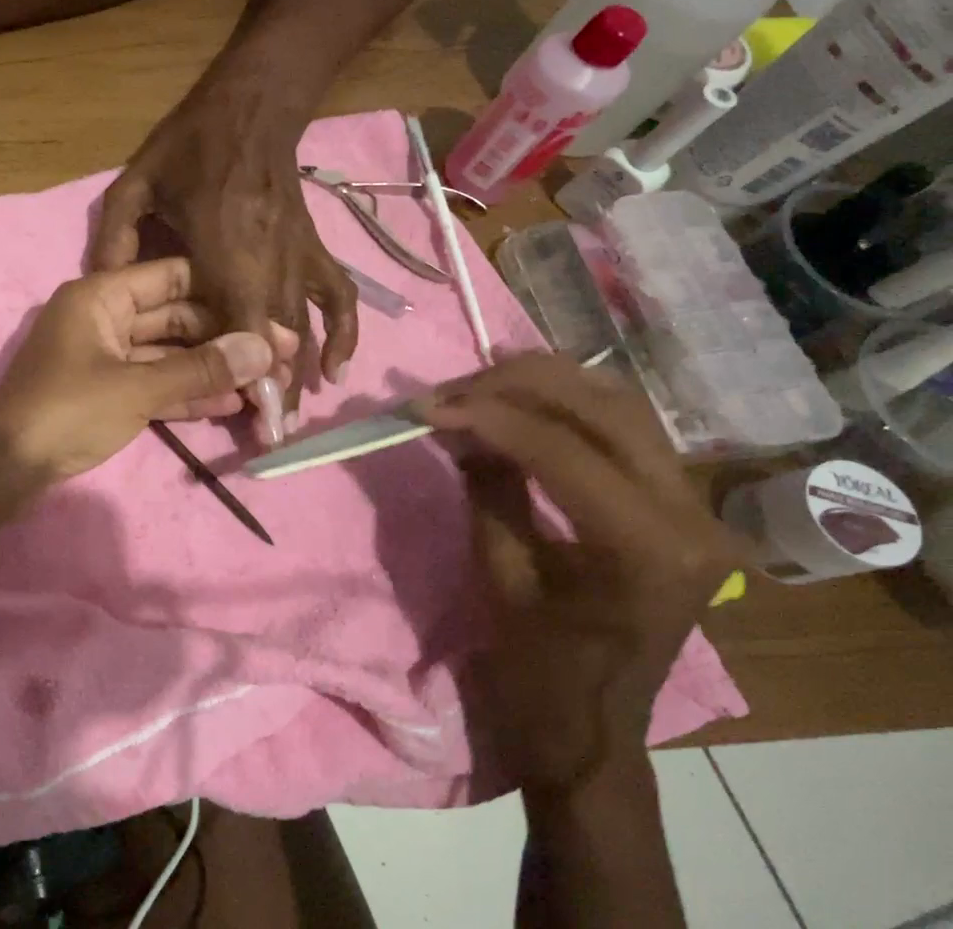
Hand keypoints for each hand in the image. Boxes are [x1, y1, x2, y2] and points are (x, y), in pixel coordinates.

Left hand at [0, 258, 296, 479]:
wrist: (5, 466)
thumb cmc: (67, 412)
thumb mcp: (137, 388)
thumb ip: (201, 369)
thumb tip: (265, 348)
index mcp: (100, 295)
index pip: (173, 277)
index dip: (223, 293)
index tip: (271, 310)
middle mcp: (101, 317)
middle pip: (174, 317)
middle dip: (224, 338)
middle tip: (281, 356)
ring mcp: (101, 356)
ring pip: (166, 354)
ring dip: (210, 369)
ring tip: (266, 384)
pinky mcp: (102, 392)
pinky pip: (151, 383)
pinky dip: (184, 392)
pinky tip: (229, 403)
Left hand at [87, 80, 357, 437]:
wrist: (253, 101)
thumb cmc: (187, 143)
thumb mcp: (133, 187)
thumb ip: (118, 239)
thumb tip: (106, 285)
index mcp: (215, 251)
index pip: (232, 322)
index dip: (243, 369)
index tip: (253, 413)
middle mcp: (262, 260)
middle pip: (269, 334)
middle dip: (271, 385)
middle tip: (273, 433)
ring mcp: (292, 254)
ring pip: (301, 323)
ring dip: (300, 371)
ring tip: (293, 416)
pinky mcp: (309, 248)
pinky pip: (335, 293)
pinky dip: (344, 328)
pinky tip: (338, 365)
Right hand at [413, 354, 747, 790]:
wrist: (589, 732)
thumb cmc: (537, 674)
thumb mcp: (500, 581)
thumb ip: (489, 494)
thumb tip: (459, 427)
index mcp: (648, 548)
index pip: (564, 450)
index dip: (488, 416)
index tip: (422, 405)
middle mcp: (689, 515)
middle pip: (607, 410)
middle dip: (520, 385)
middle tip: (448, 388)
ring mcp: (693, 507)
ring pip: (623, 408)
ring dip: (546, 387)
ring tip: (476, 386)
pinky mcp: (677, 507)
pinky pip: (624, 434)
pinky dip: (568, 409)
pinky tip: (517, 406)